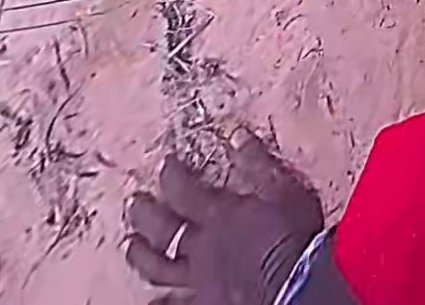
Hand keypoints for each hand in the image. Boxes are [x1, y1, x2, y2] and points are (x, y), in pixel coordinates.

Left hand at [123, 132, 323, 304]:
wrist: (294, 286)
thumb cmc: (290, 233)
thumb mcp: (282, 188)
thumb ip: (258, 162)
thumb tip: (237, 135)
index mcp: (219, 215)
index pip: (185, 191)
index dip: (172, 176)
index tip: (164, 164)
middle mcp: (201, 247)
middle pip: (164, 230)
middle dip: (146, 215)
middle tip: (133, 202)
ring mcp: (199, 282)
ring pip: (160, 270)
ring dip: (142, 258)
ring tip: (130, 248)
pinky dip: (162, 303)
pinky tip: (153, 301)